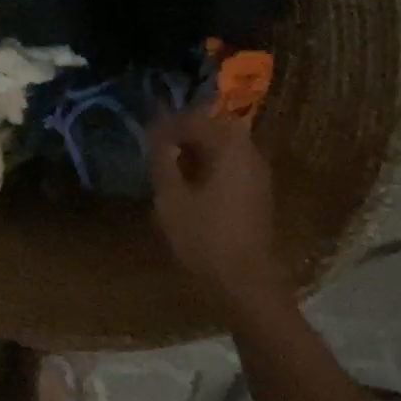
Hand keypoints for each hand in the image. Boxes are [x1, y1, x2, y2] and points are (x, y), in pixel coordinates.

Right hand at [149, 111, 287, 308]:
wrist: (243, 280)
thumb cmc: (203, 236)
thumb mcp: (171, 197)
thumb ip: (162, 161)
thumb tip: (156, 136)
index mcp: (230, 147)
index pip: (195, 120)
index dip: (166, 125)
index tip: (143, 136)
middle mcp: (249, 153)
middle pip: (214, 129)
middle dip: (183, 135)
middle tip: (156, 149)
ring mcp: (257, 174)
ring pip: (223, 149)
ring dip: (196, 152)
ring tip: (168, 167)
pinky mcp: (256, 193)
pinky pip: (230, 166)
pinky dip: (208, 167)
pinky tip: (188, 186)